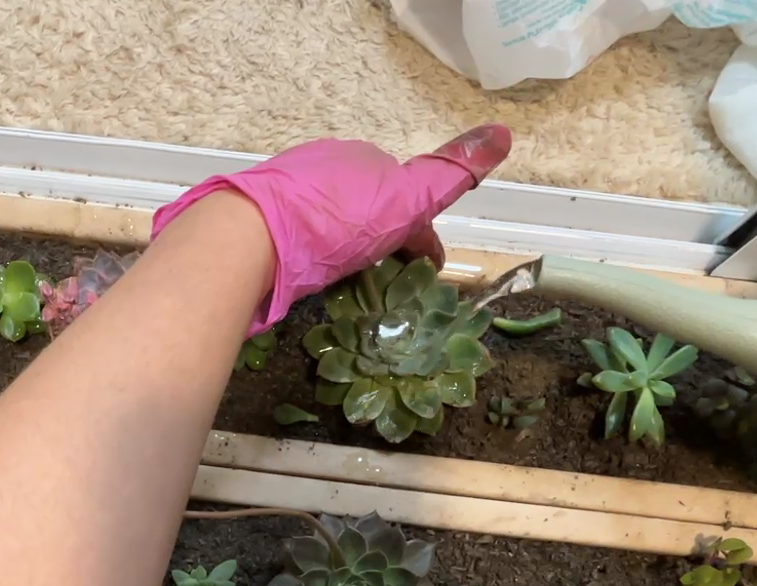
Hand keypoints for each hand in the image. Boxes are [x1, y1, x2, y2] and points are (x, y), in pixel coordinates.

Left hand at [152, 125, 513, 332]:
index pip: (408, 196)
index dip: (423, 235)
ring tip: (352, 281)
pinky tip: (312, 273)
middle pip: (371, 206)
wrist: (253, 236)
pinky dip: (315, 252)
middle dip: (385, 236)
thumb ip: (447, 175)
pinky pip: (300, 234)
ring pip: (334, 219)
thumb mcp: (402, 202)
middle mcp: (330, 168)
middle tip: (390, 278)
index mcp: (369, 163)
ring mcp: (294, 190)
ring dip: (349, 245)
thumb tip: (503, 133)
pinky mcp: (263, 217)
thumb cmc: (334, 223)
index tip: (429, 271)